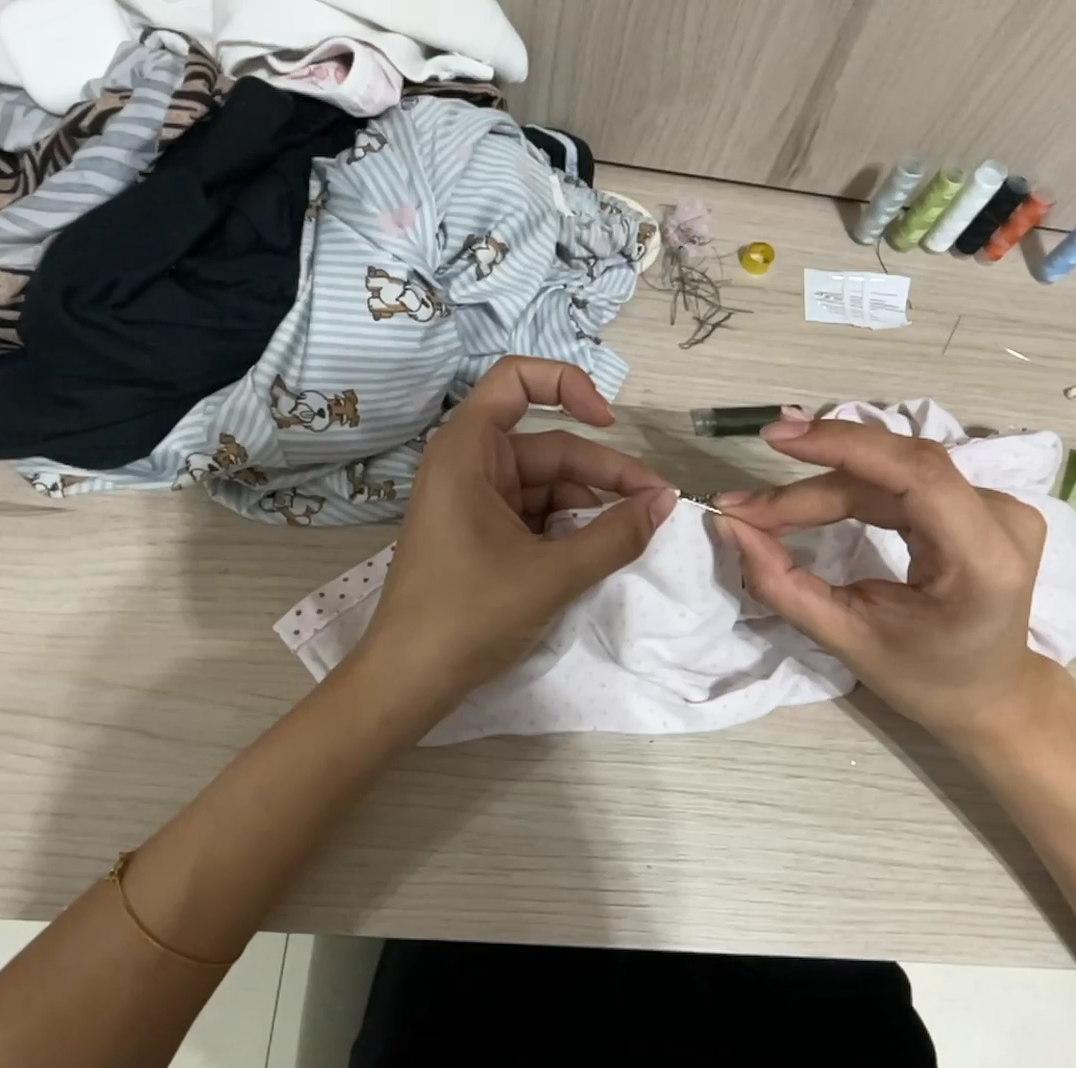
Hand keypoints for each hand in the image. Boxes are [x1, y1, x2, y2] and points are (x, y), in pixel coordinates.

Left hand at [354, 357, 676, 713]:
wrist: (408, 680)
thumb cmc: (468, 616)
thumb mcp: (551, 575)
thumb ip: (614, 536)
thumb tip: (666, 502)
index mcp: (466, 451)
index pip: (516, 380)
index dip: (569, 385)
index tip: (610, 422)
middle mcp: (467, 465)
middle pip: (549, 446)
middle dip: (603, 473)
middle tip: (656, 507)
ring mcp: (473, 502)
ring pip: (546, 485)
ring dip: (588, 506)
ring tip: (629, 539)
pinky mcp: (479, 534)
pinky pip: (533, 514)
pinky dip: (566, 529)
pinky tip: (596, 553)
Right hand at [713, 418, 1062, 742]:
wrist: (989, 694)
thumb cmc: (923, 678)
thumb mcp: (846, 640)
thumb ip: (783, 584)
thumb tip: (729, 526)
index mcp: (984, 561)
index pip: (917, 474)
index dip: (843, 445)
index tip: (774, 441)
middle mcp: (1001, 519)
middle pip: (892, 473)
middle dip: (810, 485)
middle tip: (744, 508)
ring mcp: (996, 505)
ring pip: (890, 473)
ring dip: (820, 486)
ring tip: (763, 508)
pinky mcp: (978, 503)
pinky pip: (899, 481)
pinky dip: (845, 488)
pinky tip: (804, 499)